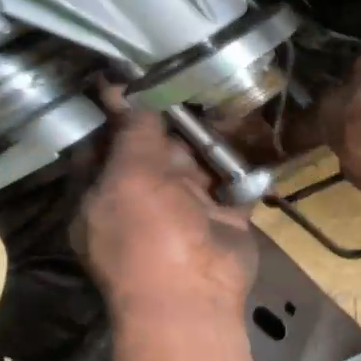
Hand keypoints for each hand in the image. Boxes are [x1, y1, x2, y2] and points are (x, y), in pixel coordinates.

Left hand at [78, 90, 257, 316]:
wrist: (195, 291)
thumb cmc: (147, 235)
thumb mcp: (130, 177)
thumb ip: (131, 130)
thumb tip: (116, 81)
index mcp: (101, 185)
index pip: (106, 136)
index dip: (122, 105)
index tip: (144, 68)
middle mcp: (141, 190)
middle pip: (158, 144)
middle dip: (179, 116)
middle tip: (201, 74)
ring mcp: (186, 202)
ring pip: (200, 158)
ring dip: (217, 136)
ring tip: (234, 98)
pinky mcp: (225, 212)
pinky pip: (235, 179)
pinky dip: (247, 162)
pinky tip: (258, 135)